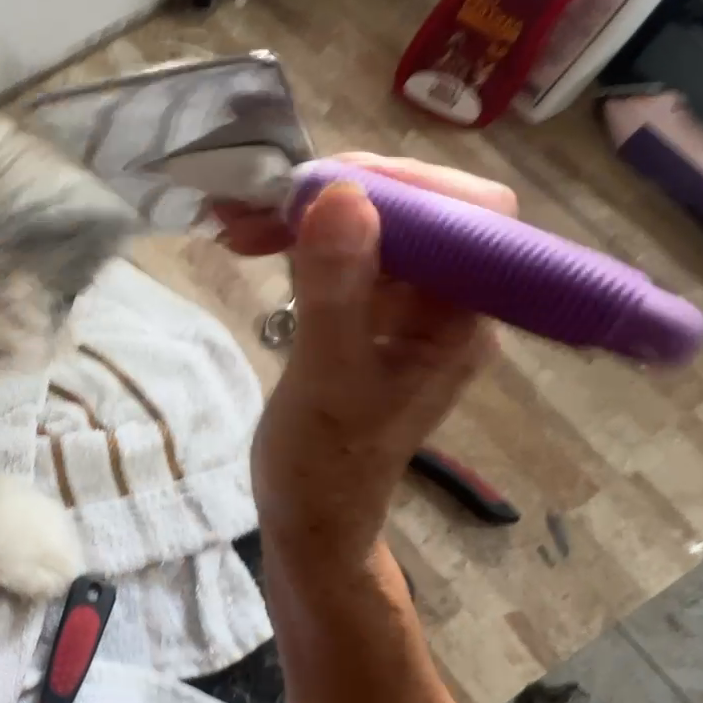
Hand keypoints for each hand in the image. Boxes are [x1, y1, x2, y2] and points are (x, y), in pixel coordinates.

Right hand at [214, 153, 508, 561]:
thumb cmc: (323, 466)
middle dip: (339, 194)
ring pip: (370, 228)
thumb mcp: (326, 381)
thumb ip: (336, 291)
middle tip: (259, 202)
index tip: (319, 183)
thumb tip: (340, 195)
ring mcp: (405, 309)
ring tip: (236, 223)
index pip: (467, 213)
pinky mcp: (367, 316)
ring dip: (306, 214)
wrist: (308, 518)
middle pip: (413, 211)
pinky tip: (252, 243)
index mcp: (460, 318)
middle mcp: (445, 302)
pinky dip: (297, 241)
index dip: (402, 183)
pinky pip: (342, 256)